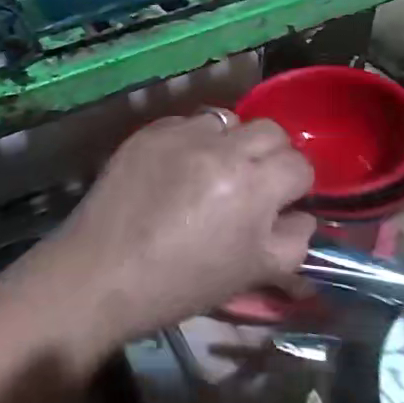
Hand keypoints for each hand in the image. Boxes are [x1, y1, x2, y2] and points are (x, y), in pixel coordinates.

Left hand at [26, 111, 316, 352]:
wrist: (104, 270)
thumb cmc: (183, 282)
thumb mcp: (256, 271)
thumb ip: (293, 237)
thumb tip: (296, 213)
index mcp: (252, 184)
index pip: (299, 163)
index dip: (294, 186)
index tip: (280, 202)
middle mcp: (217, 148)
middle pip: (267, 130)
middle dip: (269, 155)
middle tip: (252, 183)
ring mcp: (177, 135)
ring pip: (224, 120)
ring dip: (228, 142)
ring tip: (212, 171)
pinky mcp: (144, 133)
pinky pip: (183, 123)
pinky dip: (190, 140)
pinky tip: (177, 169)